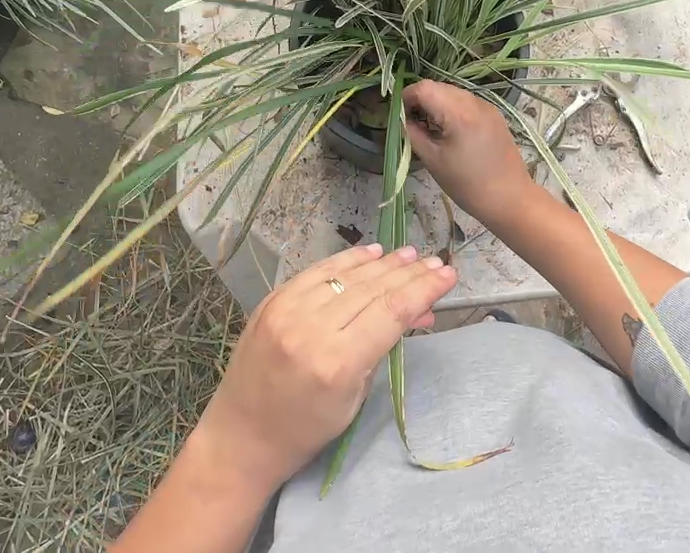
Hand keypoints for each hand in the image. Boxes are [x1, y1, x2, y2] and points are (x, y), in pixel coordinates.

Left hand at [194, 243, 456, 492]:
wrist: (240, 437)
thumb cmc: (305, 430)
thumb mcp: (354, 398)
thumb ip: (381, 348)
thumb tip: (416, 310)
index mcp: (336, 362)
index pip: (391, 312)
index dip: (423, 289)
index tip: (449, 275)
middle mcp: (311, 328)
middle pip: (373, 289)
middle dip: (409, 273)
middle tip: (437, 261)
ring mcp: (287, 309)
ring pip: (346, 275)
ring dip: (383, 262)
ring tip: (411, 254)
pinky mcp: (272, 300)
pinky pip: (318, 272)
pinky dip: (347, 260)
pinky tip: (371, 253)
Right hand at [403, 79, 538, 221]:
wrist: (510, 198)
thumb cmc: (467, 184)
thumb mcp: (433, 160)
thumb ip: (413, 134)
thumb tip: (402, 119)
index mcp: (458, 113)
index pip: (425, 88)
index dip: (407, 97)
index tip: (400, 116)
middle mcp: (475, 102)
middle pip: (439, 87)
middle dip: (421, 100)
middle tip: (413, 124)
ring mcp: (487, 107)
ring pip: (453, 93)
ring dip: (437, 104)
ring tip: (432, 129)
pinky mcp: (495, 115)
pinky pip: (467, 102)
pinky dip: (453, 109)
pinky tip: (451, 131)